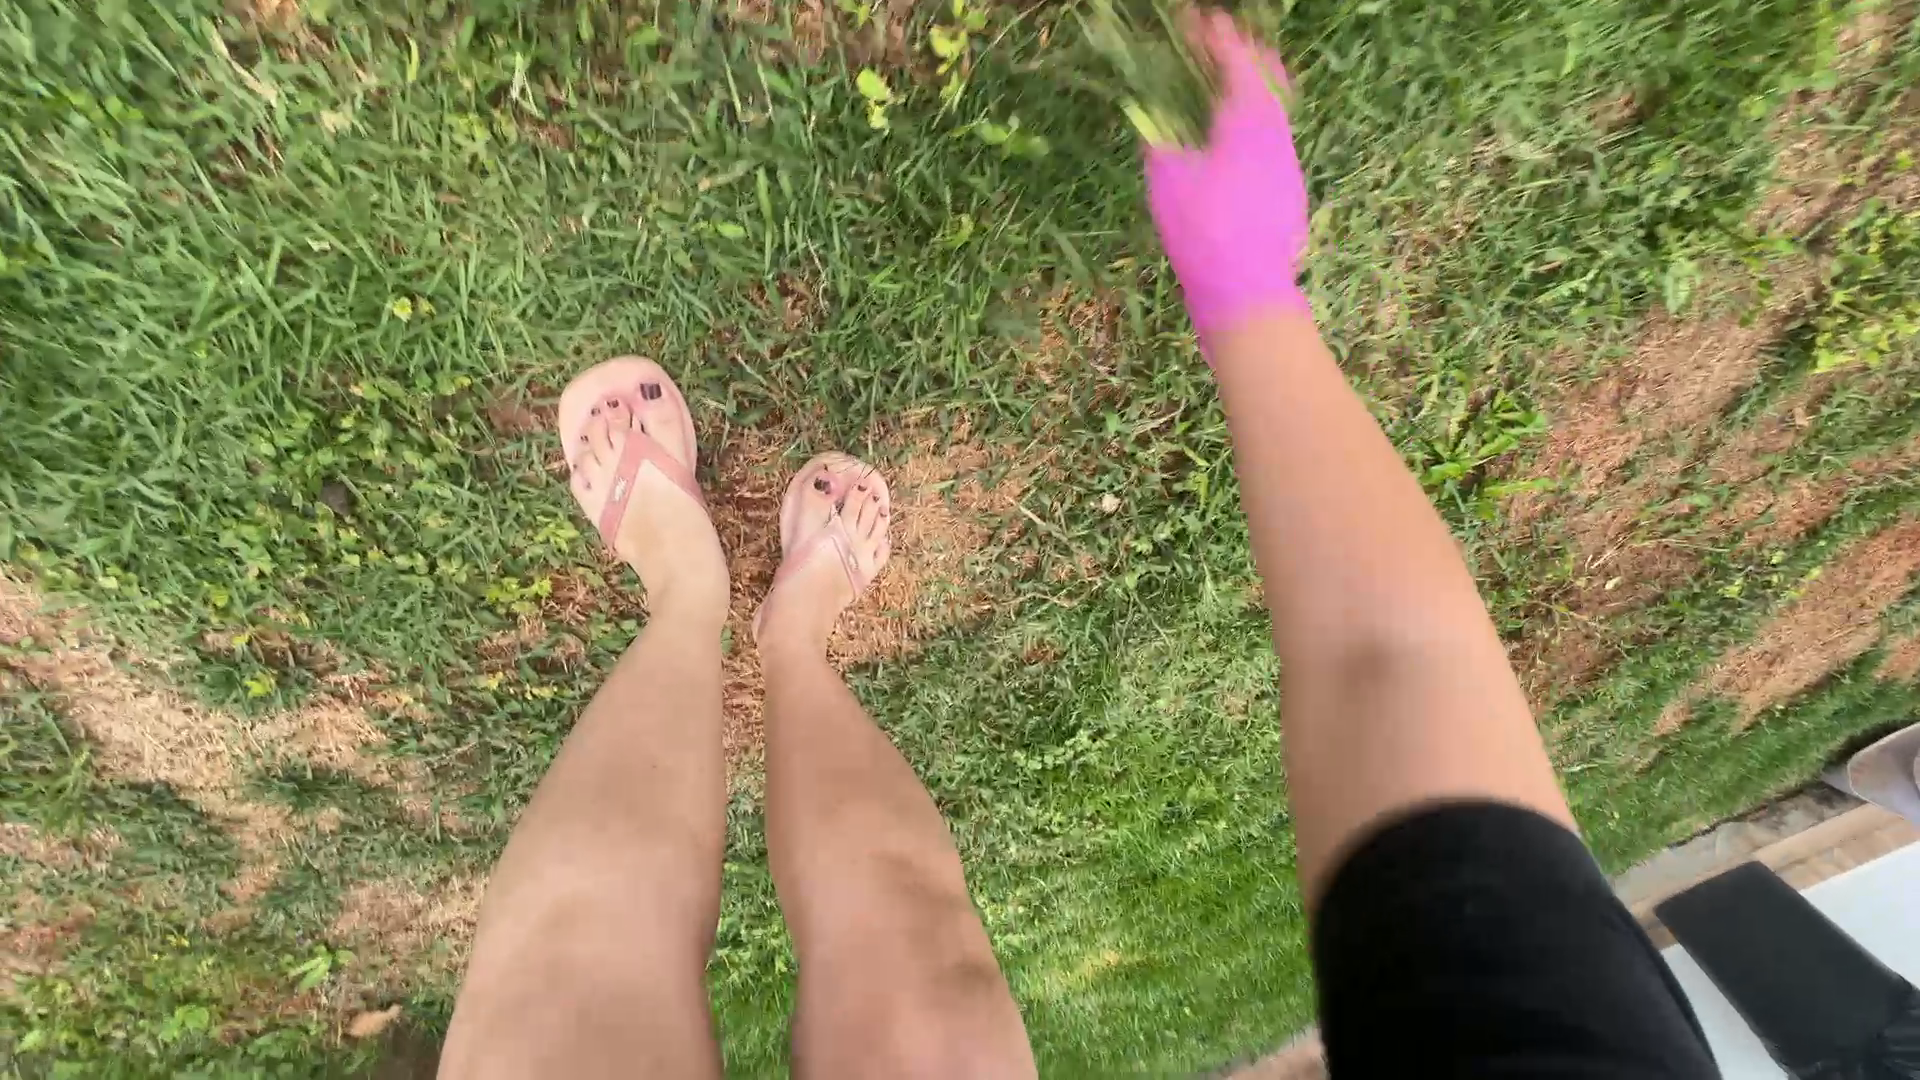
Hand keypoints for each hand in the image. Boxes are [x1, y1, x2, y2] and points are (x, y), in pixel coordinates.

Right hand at [1144, 13, 1310, 343]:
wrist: (1247, 291)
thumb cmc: (1202, 234)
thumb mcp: (1167, 184)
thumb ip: (1161, 144)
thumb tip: (1153, 124)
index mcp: (1247, 119)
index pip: (1234, 58)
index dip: (1214, 36)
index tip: (1198, 21)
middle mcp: (1277, 132)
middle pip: (1268, 76)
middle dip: (1244, 58)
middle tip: (1220, 54)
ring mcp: (1289, 163)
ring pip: (1274, 113)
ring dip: (1249, 100)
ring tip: (1223, 104)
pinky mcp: (1292, 193)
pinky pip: (1274, 146)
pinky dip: (1254, 134)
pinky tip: (1235, 156)